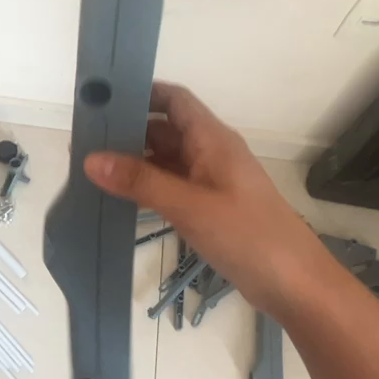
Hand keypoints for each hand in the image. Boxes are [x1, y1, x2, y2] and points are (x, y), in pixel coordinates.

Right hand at [82, 82, 330, 317]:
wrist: (296, 285)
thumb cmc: (249, 237)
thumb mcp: (190, 206)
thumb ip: (141, 182)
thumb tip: (91, 159)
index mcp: (213, 140)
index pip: (173, 100)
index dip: (140, 93)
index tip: (100, 100)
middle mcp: (211, 153)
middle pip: (164, 129)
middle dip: (126, 131)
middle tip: (82, 142)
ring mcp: (211, 182)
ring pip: (166, 160)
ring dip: (134, 162)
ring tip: (92, 169)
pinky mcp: (210, 208)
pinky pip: (172, 186)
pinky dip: (146, 187)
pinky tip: (120, 198)